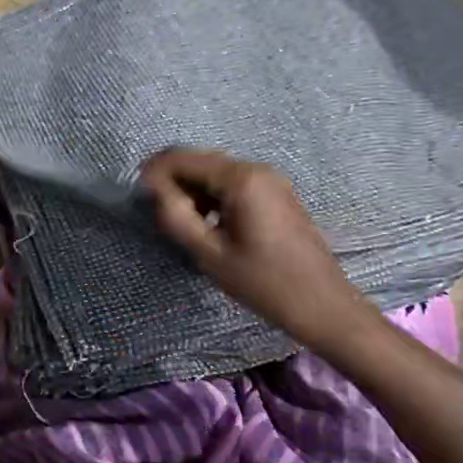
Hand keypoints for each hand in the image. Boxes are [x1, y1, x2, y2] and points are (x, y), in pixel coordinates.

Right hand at [139, 149, 366, 342]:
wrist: (323, 304)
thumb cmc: (265, 283)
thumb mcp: (212, 255)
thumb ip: (177, 218)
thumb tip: (155, 191)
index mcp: (241, 179)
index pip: (184, 158)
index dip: (155, 173)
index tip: (138, 197)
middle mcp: (257, 169)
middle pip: (201, 161)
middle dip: (174, 182)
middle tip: (157, 214)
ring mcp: (271, 180)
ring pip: (217, 173)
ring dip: (194, 191)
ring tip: (182, 224)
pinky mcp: (278, 194)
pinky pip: (236, 185)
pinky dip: (214, 197)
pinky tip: (209, 225)